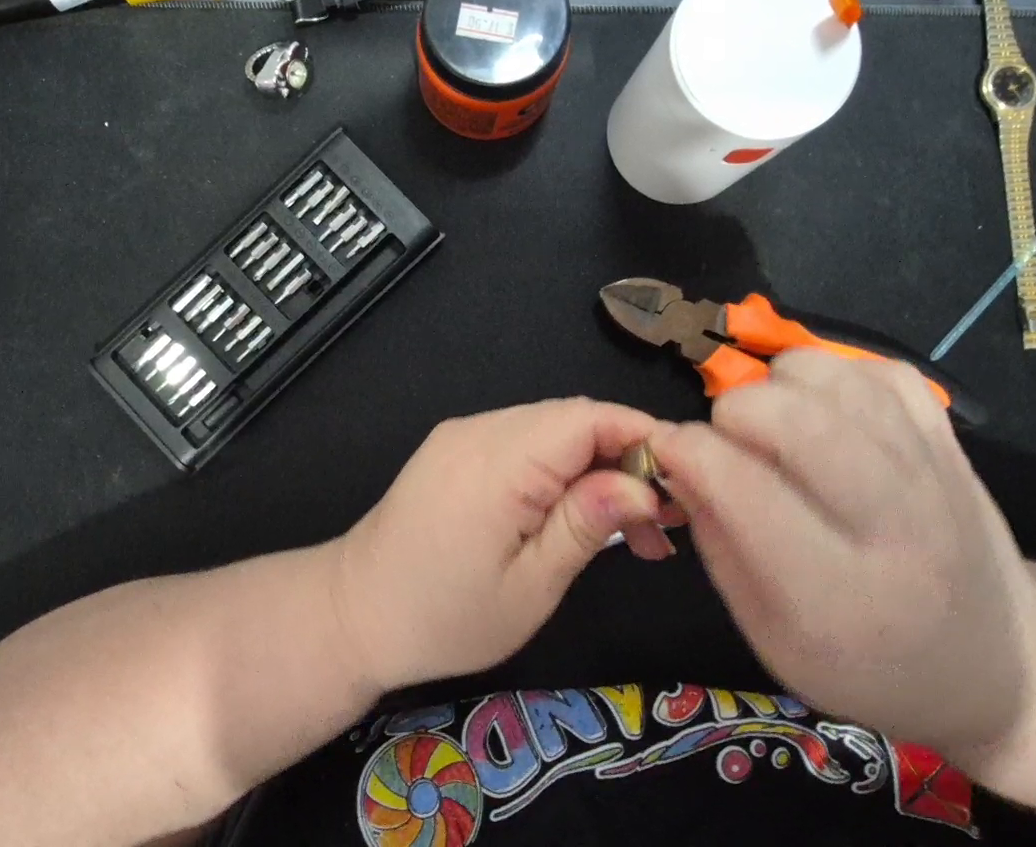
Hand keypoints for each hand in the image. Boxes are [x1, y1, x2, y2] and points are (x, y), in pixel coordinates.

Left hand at [330, 398, 671, 691]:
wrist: (353, 613)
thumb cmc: (445, 617)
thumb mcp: (530, 587)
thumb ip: (586, 525)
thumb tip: (642, 485)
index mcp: (498, 461)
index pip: (589, 417)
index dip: (643, 440)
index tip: (683, 489)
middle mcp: (478, 430)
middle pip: (572, 419)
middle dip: (626, 459)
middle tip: (662, 524)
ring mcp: (461, 435)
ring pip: (550, 429)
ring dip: (595, 467)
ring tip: (629, 530)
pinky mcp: (452, 449)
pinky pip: (521, 441)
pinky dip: (558, 468)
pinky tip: (576, 513)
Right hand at [649, 351, 1035, 761]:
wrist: (1000, 669)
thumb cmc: (862, 665)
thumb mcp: (767, 634)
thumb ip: (715, 540)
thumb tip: (674, 457)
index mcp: (833, 593)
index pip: (739, 483)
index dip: (683, 449)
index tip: (668, 452)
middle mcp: (891, 524)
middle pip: (791, 417)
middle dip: (730, 412)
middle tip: (728, 443)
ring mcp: (931, 472)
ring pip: (830, 377)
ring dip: (777, 387)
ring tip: (775, 428)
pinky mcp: (952, 440)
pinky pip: (875, 369)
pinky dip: (830, 376)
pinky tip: (822, 413)